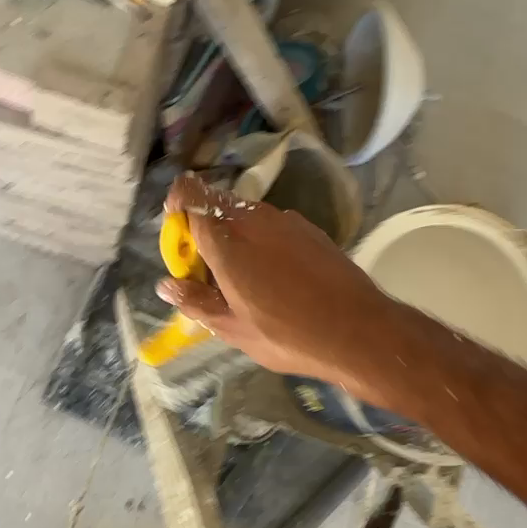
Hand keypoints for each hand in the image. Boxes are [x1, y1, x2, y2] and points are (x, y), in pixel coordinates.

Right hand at [158, 174, 404, 390]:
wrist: (358, 331)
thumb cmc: (287, 333)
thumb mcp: (232, 328)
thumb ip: (195, 301)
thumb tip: (167, 284)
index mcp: (226, 238)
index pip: (189, 194)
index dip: (177, 207)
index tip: (178, 239)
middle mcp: (254, 217)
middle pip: (216, 208)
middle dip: (204, 233)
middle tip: (207, 275)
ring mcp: (286, 220)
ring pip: (246, 219)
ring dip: (234, 240)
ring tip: (242, 283)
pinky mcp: (310, 230)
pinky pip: (273, 229)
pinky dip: (262, 245)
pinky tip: (275, 281)